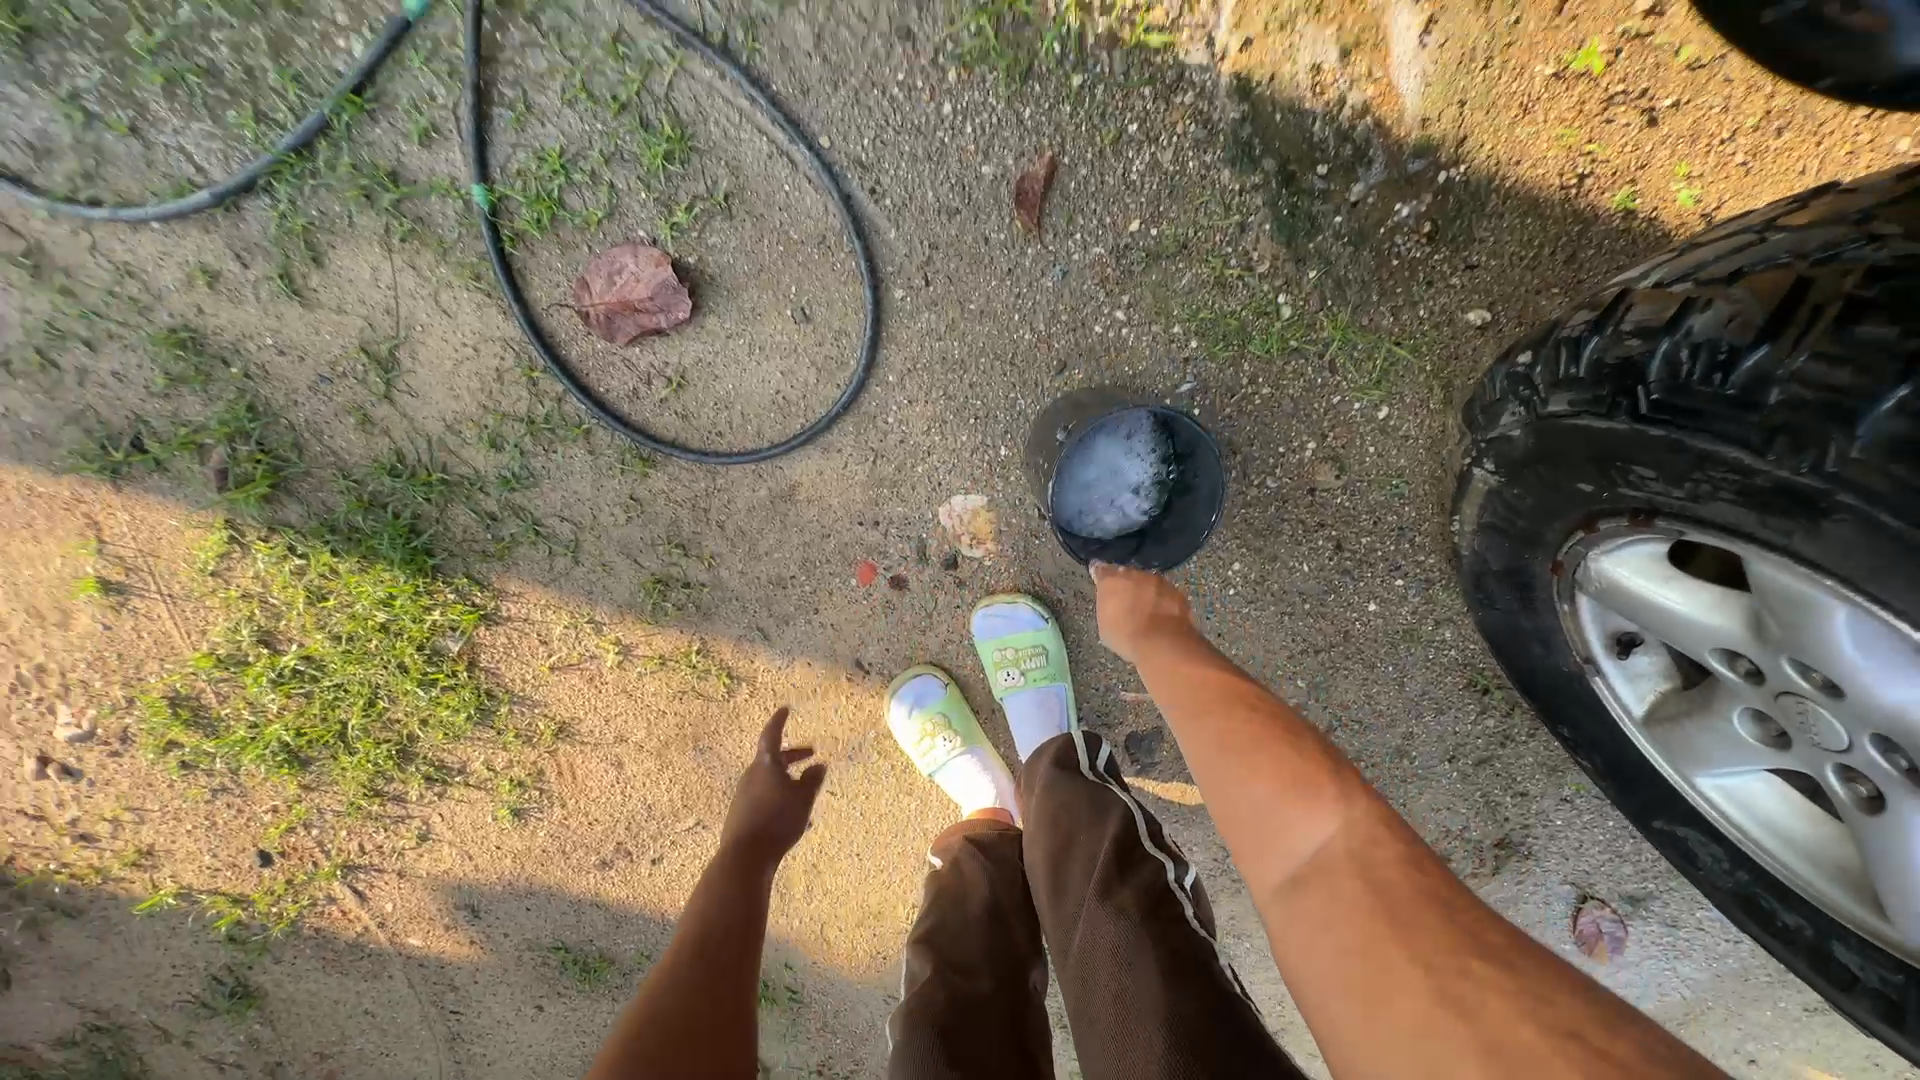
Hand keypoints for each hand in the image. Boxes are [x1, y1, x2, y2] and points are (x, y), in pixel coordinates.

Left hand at [719, 707, 827, 870]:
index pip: (772, 735)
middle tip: (810, 756)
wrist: (745, 855)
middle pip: (772, 758)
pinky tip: (792, 813)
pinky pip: (764, 796)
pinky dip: (779, 796)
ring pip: (769, 779)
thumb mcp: (804, 799)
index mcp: (766, 765)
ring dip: (787, 779)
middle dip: (792, 756)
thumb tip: (819, 765)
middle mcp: (751, 775)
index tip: (785, 709)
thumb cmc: (778, 820)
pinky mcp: (740, 812)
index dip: (779, 721)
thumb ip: (813, 780)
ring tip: (806, 791)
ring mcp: (743, 794)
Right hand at [1090, 560, 1197, 664]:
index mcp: (1112, 579)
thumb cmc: (1125, 635)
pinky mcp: (1178, 592)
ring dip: (1146, 591)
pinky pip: (1166, 594)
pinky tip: (1161, 615)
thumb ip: (1106, 605)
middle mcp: (1135, 574)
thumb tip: (1109, 600)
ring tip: (1145, 609)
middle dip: (1126, 584)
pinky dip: (1163, 601)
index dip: (1101, 575)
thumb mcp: (1105, 623)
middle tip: (1125, 600)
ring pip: (1149, 583)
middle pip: (1127, 574)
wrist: (1162, 642)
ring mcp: (1159, 581)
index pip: (1101, 570)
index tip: (1100, 579)